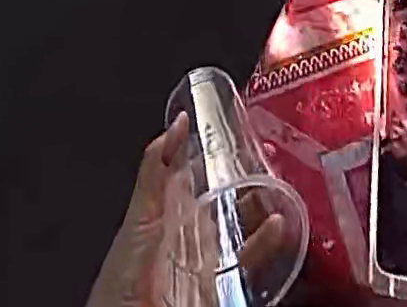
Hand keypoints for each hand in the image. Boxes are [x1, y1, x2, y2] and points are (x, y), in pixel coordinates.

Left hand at [85, 112, 290, 306]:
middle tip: (274, 161)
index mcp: (179, 210)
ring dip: (267, 208)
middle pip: (234, 200)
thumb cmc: (125, 271)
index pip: (209, 176)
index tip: (252, 137)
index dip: (230, 157)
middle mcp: (199, 231)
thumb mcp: (141, 212)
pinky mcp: (224, 285)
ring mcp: (213, 258)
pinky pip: (251, 262)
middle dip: (256, 181)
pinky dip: (268, 243)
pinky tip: (278, 227)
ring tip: (281, 191)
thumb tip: (180, 121)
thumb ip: (156, 168)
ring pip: (248, 227)